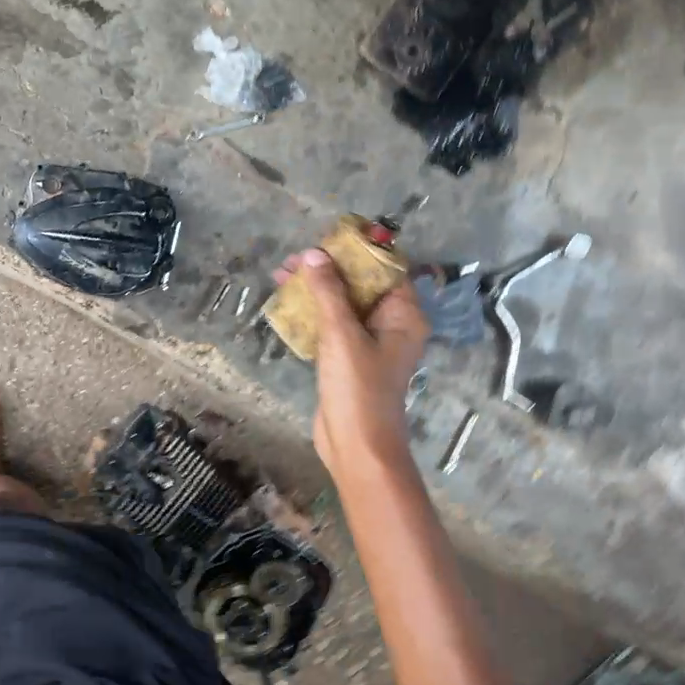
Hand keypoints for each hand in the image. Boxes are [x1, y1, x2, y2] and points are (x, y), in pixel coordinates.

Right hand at [275, 249, 428, 475]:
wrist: (356, 444)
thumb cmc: (358, 387)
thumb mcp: (341, 334)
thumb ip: (328, 292)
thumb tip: (313, 254)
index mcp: (404, 316)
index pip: (386, 269)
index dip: (357, 252)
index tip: (325, 240)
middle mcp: (391, 325)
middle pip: (361, 284)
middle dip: (328, 269)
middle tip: (293, 260)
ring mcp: (369, 343)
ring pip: (343, 303)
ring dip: (316, 289)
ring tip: (281, 276)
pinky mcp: (348, 358)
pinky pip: (331, 324)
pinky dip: (312, 311)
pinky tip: (286, 304)